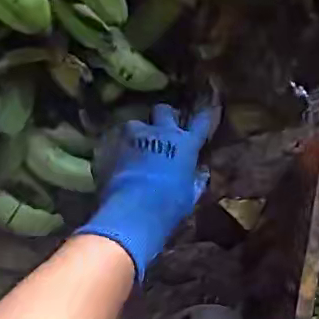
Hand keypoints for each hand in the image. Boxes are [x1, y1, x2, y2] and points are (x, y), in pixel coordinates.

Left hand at [76, 102, 215, 281]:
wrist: (133, 209)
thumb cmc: (170, 205)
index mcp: (185, 144)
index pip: (201, 123)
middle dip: (163, 116)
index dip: (205, 116)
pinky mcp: (110, 143)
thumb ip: (196, 181)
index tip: (208, 109)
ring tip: (132, 149)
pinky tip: (114, 163)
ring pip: (134, 124)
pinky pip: (114, 141)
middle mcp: (160, 132)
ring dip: (135, 135)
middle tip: (161, 128)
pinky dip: (116, 150)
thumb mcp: (189, 196)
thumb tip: (202, 173)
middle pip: (164, 110)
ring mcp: (133, 135)